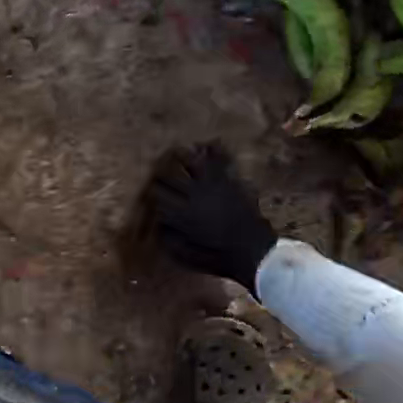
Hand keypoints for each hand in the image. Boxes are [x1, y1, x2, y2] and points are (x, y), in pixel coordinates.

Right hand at [147, 144, 276, 288]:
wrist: (253, 251)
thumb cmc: (218, 257)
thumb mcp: (186, 255)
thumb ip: (168, 237)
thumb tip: (158, 221)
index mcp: (180, 214)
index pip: (157, 194)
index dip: (150, 191)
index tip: (149, 189)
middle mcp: (192, 195)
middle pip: (169, 175)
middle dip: (160, 170)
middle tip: (157, 167)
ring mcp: (212, 185)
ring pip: (191, 161)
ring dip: (180, 155)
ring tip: (175, 151)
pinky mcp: (230, 182)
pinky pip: (220, 161)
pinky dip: (214, 150)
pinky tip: (209, 144)